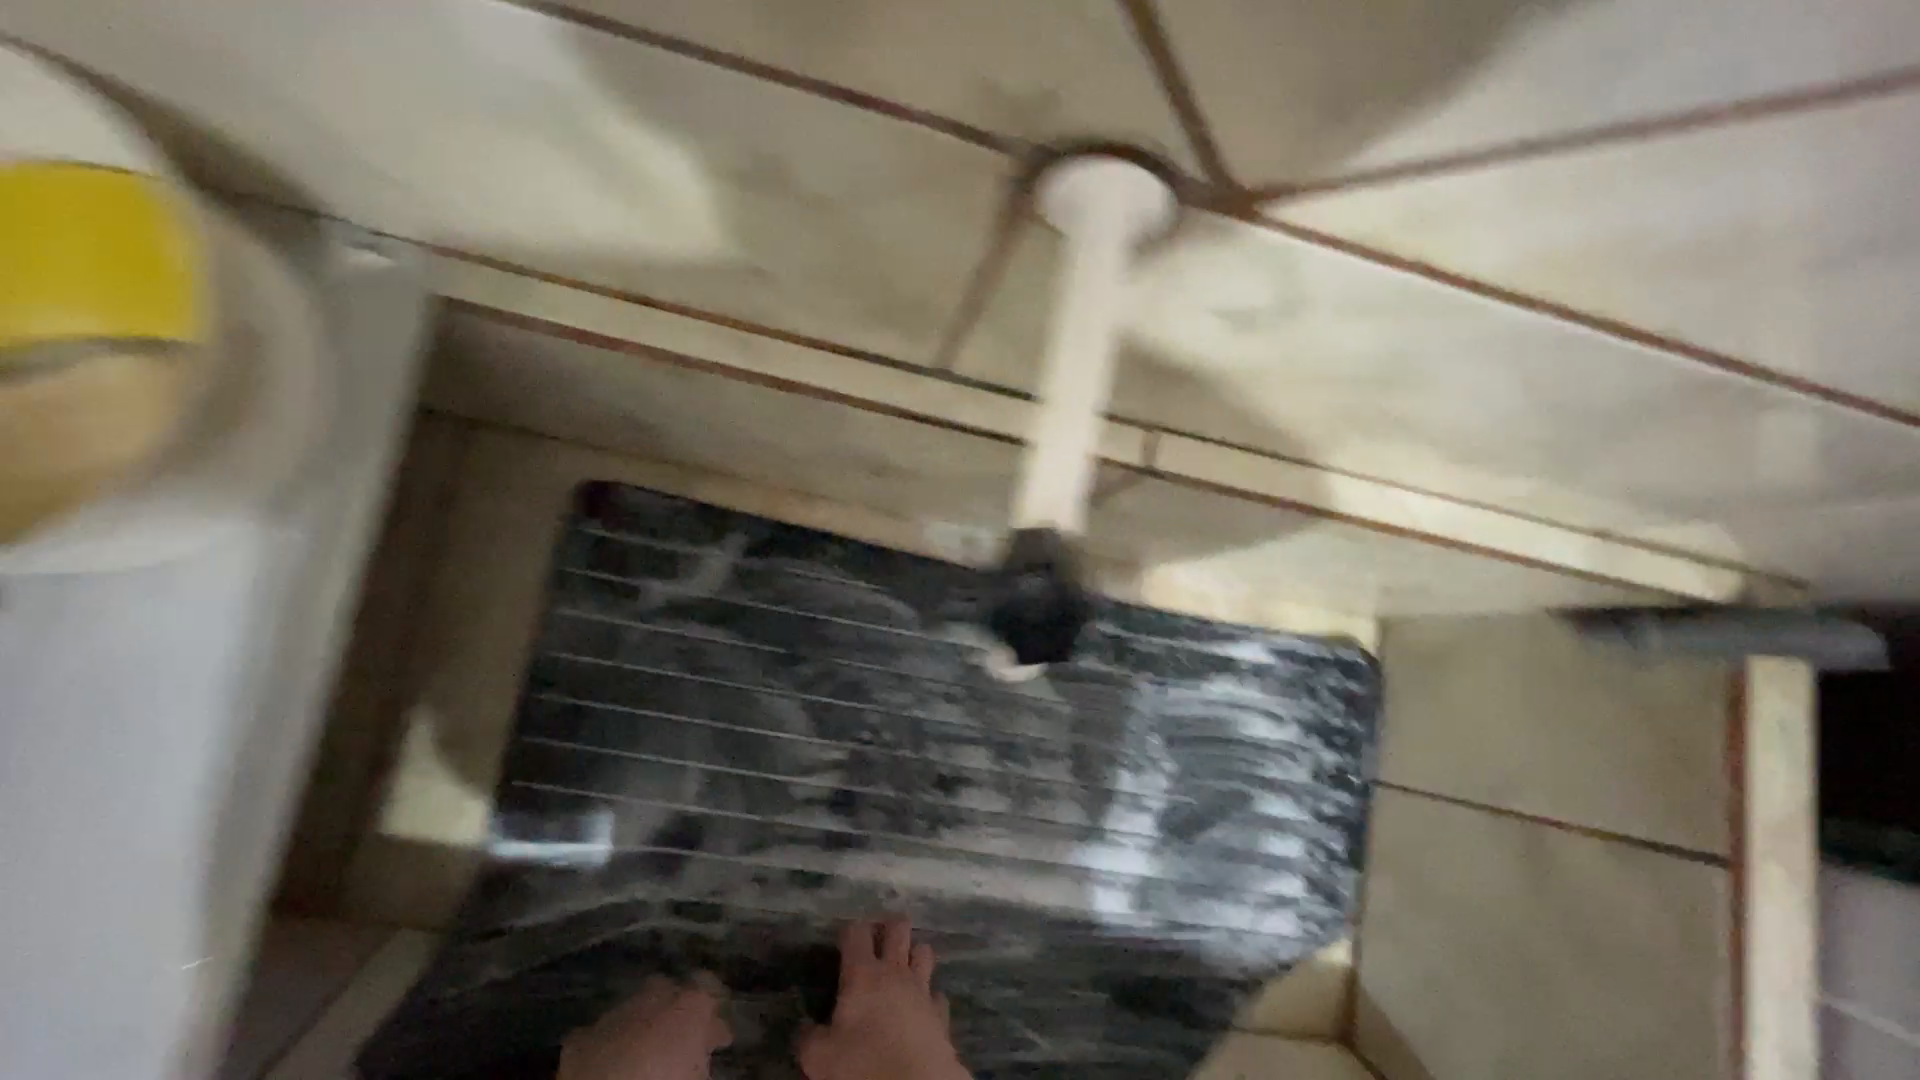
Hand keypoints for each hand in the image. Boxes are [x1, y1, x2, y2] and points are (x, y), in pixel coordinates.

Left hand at [558, 972, 732, 1079]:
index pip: (710, 986)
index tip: (718, 1039)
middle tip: (679, 1041)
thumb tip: (700, 1058)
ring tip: (642, 1053)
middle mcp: (655, 996)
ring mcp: (616, 1012)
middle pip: (669, 990)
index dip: (713, 1013)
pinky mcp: (582, 1036)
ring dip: (640, 1024)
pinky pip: (600, 1034)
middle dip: (674, 1010)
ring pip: (633, 1008)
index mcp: (691, 1004)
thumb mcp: (698, 1075)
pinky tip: (608, 1063)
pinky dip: (607, 1044)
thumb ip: (703, 1059)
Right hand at [796, 917, 969, 1079]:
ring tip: (902, 968)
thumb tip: (804, 1029)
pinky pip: (937, 992)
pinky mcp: (941, 1012)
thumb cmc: (863, 1064)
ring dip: (913, 954)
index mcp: (862, 974)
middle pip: (898, 928)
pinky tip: (921, 1006)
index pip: (856, 932)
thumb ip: (808, 1038)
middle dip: (888, 927)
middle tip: (877, 941)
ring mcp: (922, 989)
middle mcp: (895, 972)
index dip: (849, 931)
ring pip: (924, 951)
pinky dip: (929, 995)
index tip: (843, 943)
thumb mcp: (819, 1057)